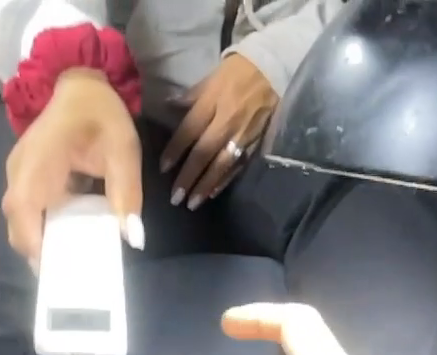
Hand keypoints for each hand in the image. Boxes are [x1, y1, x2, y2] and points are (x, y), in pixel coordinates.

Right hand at [4, 69, 143, 262]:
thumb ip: (127, 192)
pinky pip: (30, 219)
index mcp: (37, 162)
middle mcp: (19, 174)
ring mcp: (19, 180)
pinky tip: (70, 249)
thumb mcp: (123, 149)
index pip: (21, 209)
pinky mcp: (27, 186)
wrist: (81, 87)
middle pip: (17, 228)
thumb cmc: (100, 114)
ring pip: (21, 228)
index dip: (34, 244)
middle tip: (70, 281)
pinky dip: (46, 237)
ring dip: (44, 249)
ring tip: (72, 271)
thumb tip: (133, 238)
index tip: (57, 271)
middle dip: (40, 256)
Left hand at [161, 54, 277, 209]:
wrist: (274, 69)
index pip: (189, 130)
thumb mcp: (210, 78)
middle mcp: (226, 121)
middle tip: (175, 198)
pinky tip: (212, 193)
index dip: (175, 150)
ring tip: (192, 204)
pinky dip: (224, 181)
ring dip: (205, 186)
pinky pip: (237, 166)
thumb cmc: (238, 72)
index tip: (163, 168)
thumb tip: (167, 106)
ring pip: (220, 165)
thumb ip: (190, 97)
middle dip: (188, 177)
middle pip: (203, 153)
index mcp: (212, 102)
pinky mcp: (254, 143)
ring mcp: (242, 135)